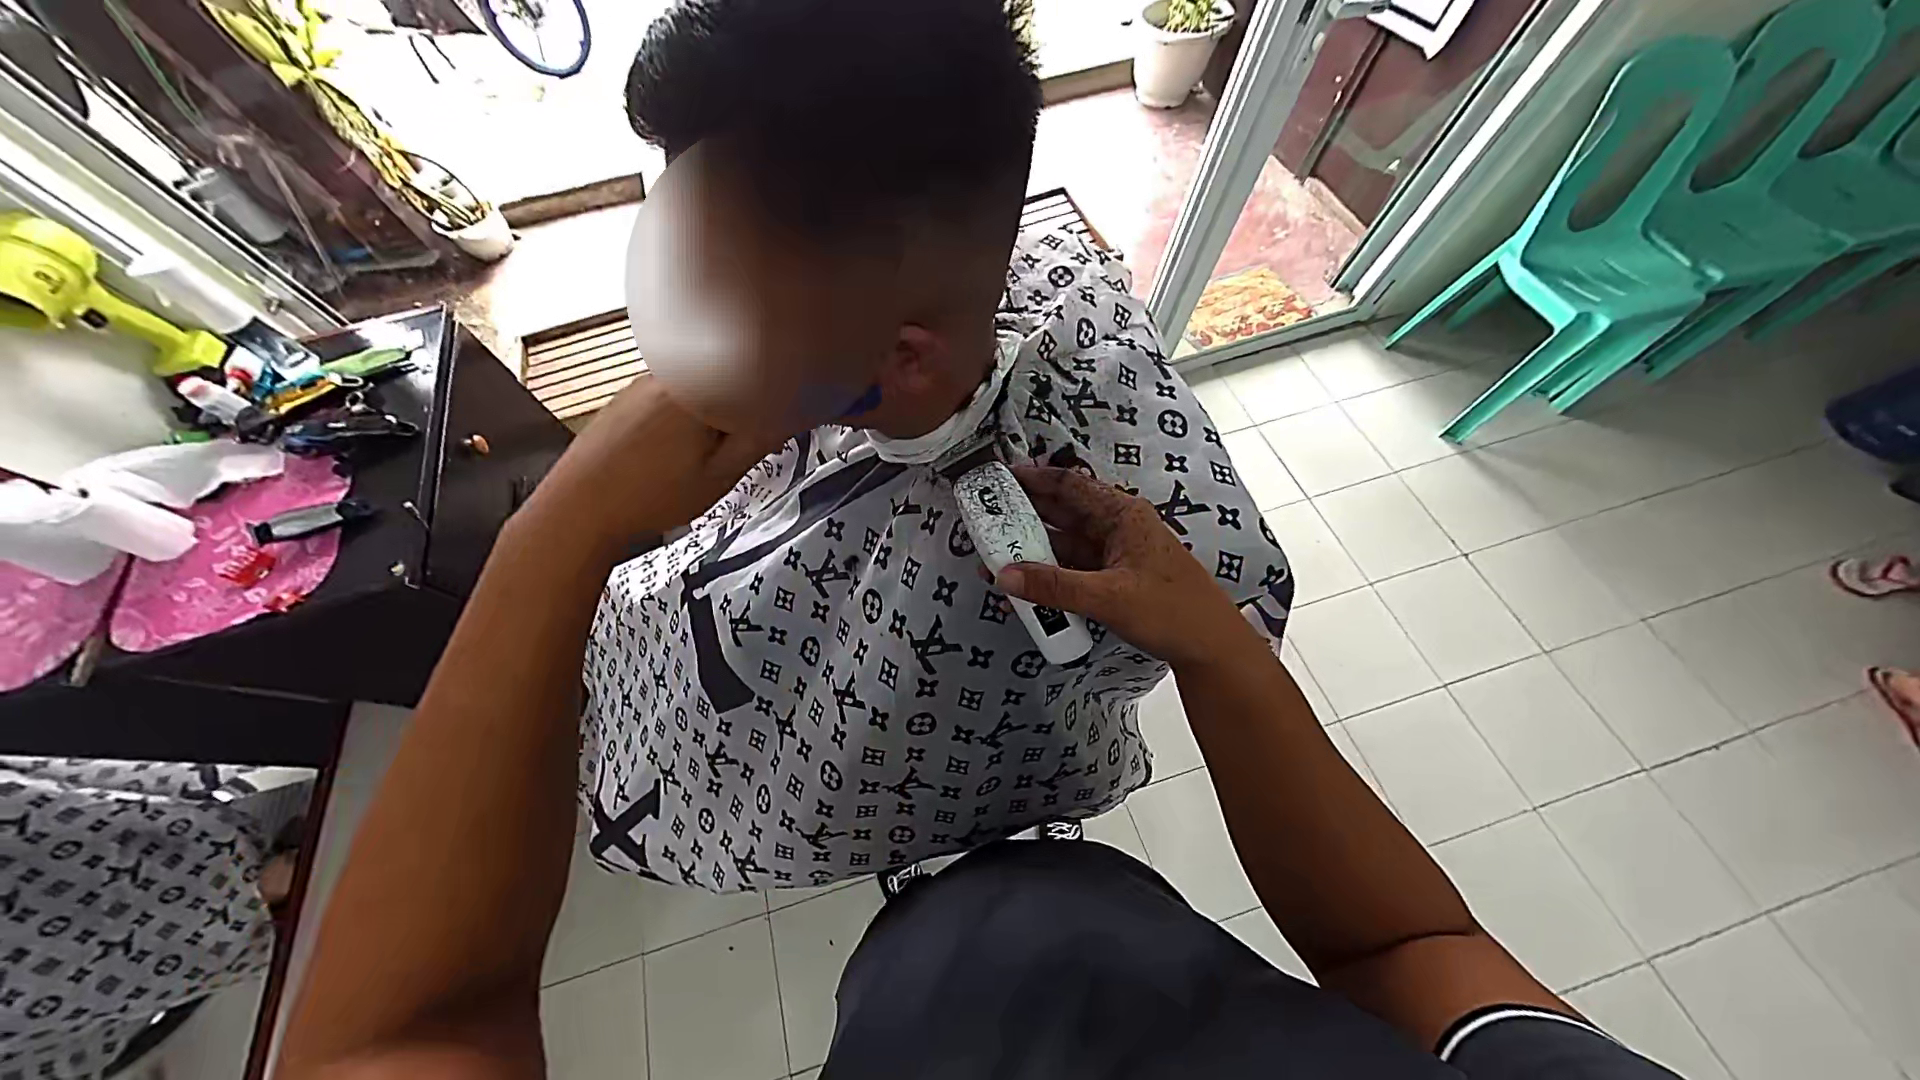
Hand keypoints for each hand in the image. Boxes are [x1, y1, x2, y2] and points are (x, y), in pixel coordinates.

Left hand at [520, 374, 781, 554]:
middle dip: (752, 405)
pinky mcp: (631, 399)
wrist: (579, 508)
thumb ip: (760, 436)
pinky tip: (689, 449)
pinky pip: (679, 397)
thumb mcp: (720, 474)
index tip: (792, 419)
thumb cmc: (643, 496)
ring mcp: (645, 385)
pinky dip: (696, 415)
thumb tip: (792, 411)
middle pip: (731, 378)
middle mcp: (667, 376)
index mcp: (695, 389)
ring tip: (721, 450)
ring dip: (723, 411)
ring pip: (705, 388)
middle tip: (761, 440)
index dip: (781, 398)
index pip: (757, 377)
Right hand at [994, 465, 1257, 668]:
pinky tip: (1024, 587)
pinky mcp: (1113, 579)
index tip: (1001, 477)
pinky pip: (1072, 571)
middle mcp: (1117, 528)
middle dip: (1025, 515)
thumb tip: (1003, 576)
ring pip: (1065, 544)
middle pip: (1063, 513)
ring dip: (1033, 551)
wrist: (1211, 648)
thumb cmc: (1171, 611)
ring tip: (994, 557)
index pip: (1071, 484)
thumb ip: (1054, 587)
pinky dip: (1048, 576)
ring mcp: (1115, 555)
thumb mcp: (1109, 597)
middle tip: (987, 517)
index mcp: (1123, 515)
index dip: (1035, 478)